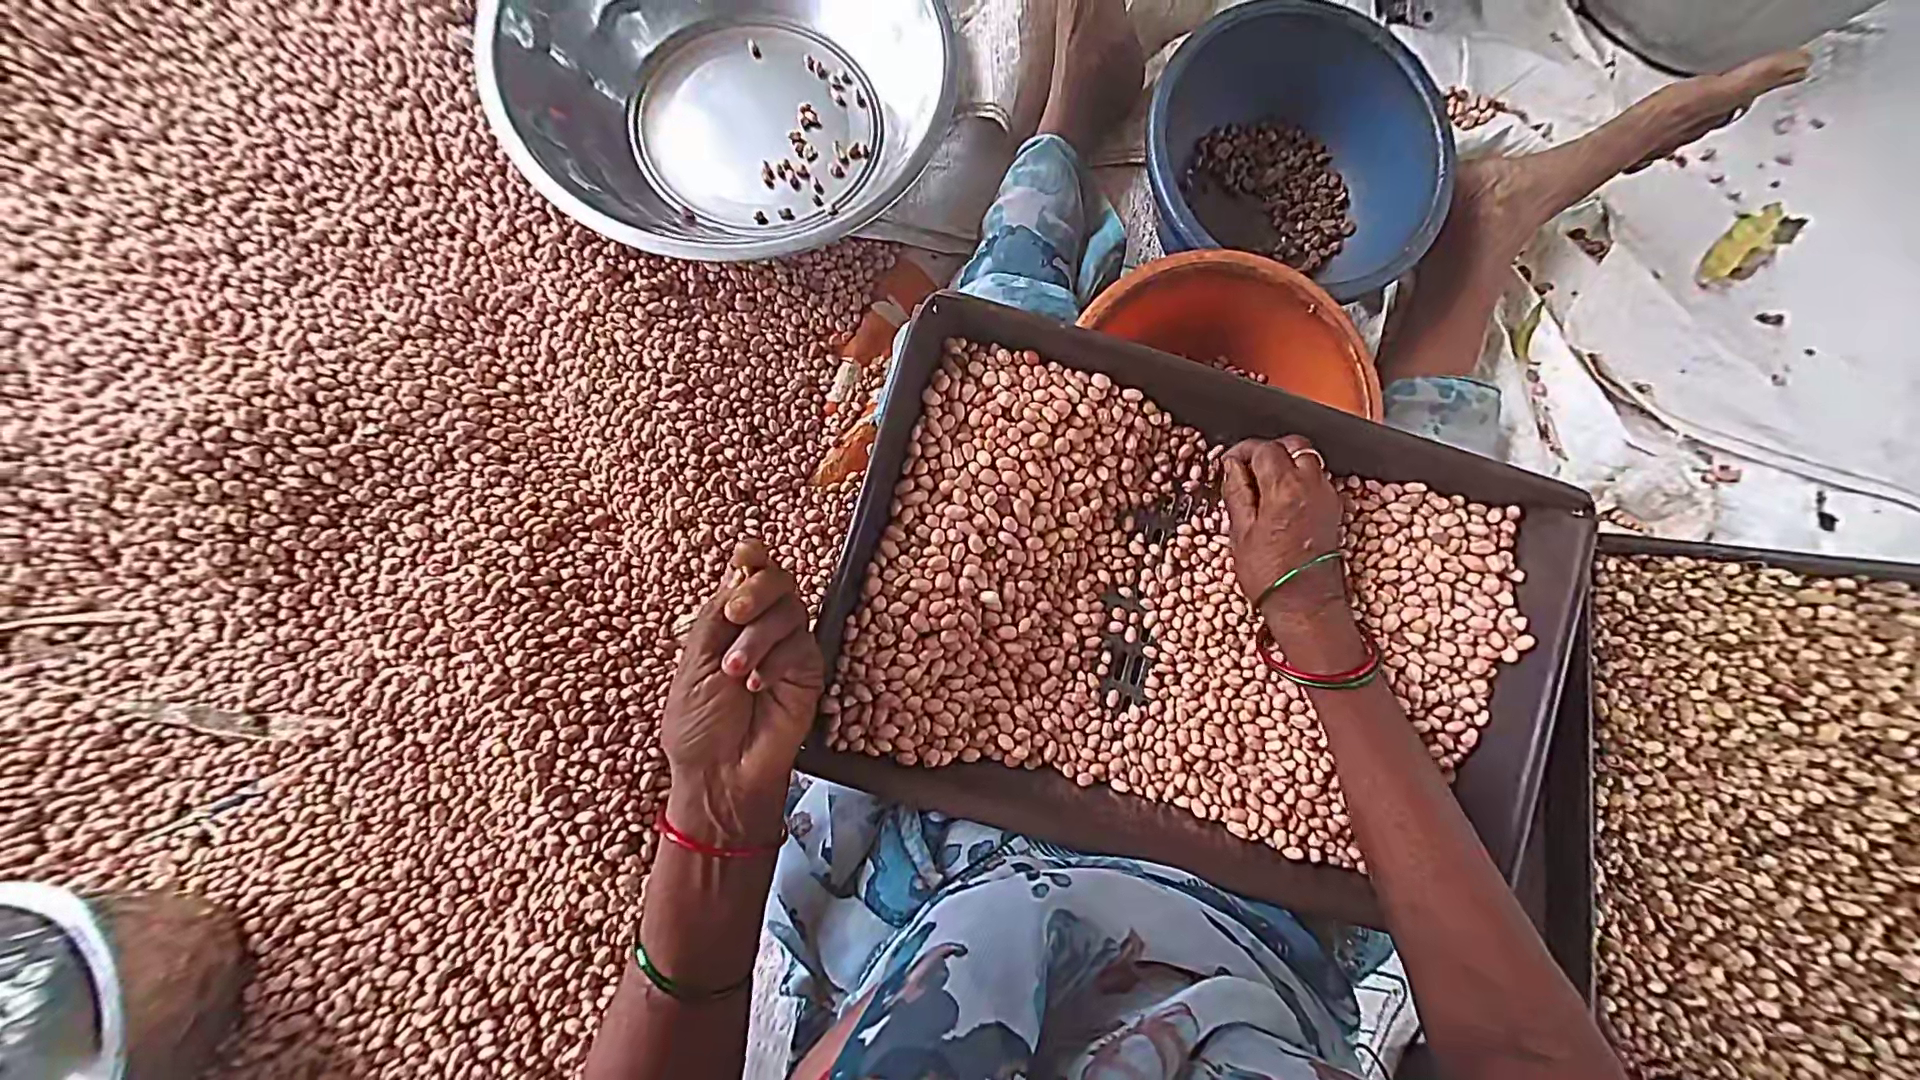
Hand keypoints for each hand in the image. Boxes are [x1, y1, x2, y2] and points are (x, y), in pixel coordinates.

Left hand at [662, 540, 824, 847]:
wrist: (719, 772)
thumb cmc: (699, 722)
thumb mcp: (695, 661)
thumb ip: (719, 613)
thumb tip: (743, 564)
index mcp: (730, 620)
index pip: (748, 575)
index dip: (752, 558)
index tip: (747, 552)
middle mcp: (762, 626)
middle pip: (777, 581)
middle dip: (757, 591)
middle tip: (734, 614)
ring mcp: (788, 645)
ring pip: (790, 611)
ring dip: (758, 638)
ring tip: (736, 672)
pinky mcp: (809, 668)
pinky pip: (800, 645)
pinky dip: (776, 661)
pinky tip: (758, 686)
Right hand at [1221, 436, 1351, 636]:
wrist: (1304, 603)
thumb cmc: (1269, 574)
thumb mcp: (1240, 531)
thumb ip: (1237, 491)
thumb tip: (1231, 467)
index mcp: (1284, 489)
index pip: (1265, 449)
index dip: (1243, 451)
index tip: (1229, 461)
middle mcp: (1312, 486)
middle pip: (1293, 446)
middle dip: (1268, 451)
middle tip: (1245, 467)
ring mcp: (1327, 497)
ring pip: (1308, 460)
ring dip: (1284, 464)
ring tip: (1260, 485)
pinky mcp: (1333, 509)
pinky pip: (1316, 479)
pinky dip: (1297, 479)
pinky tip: (1277, 499)